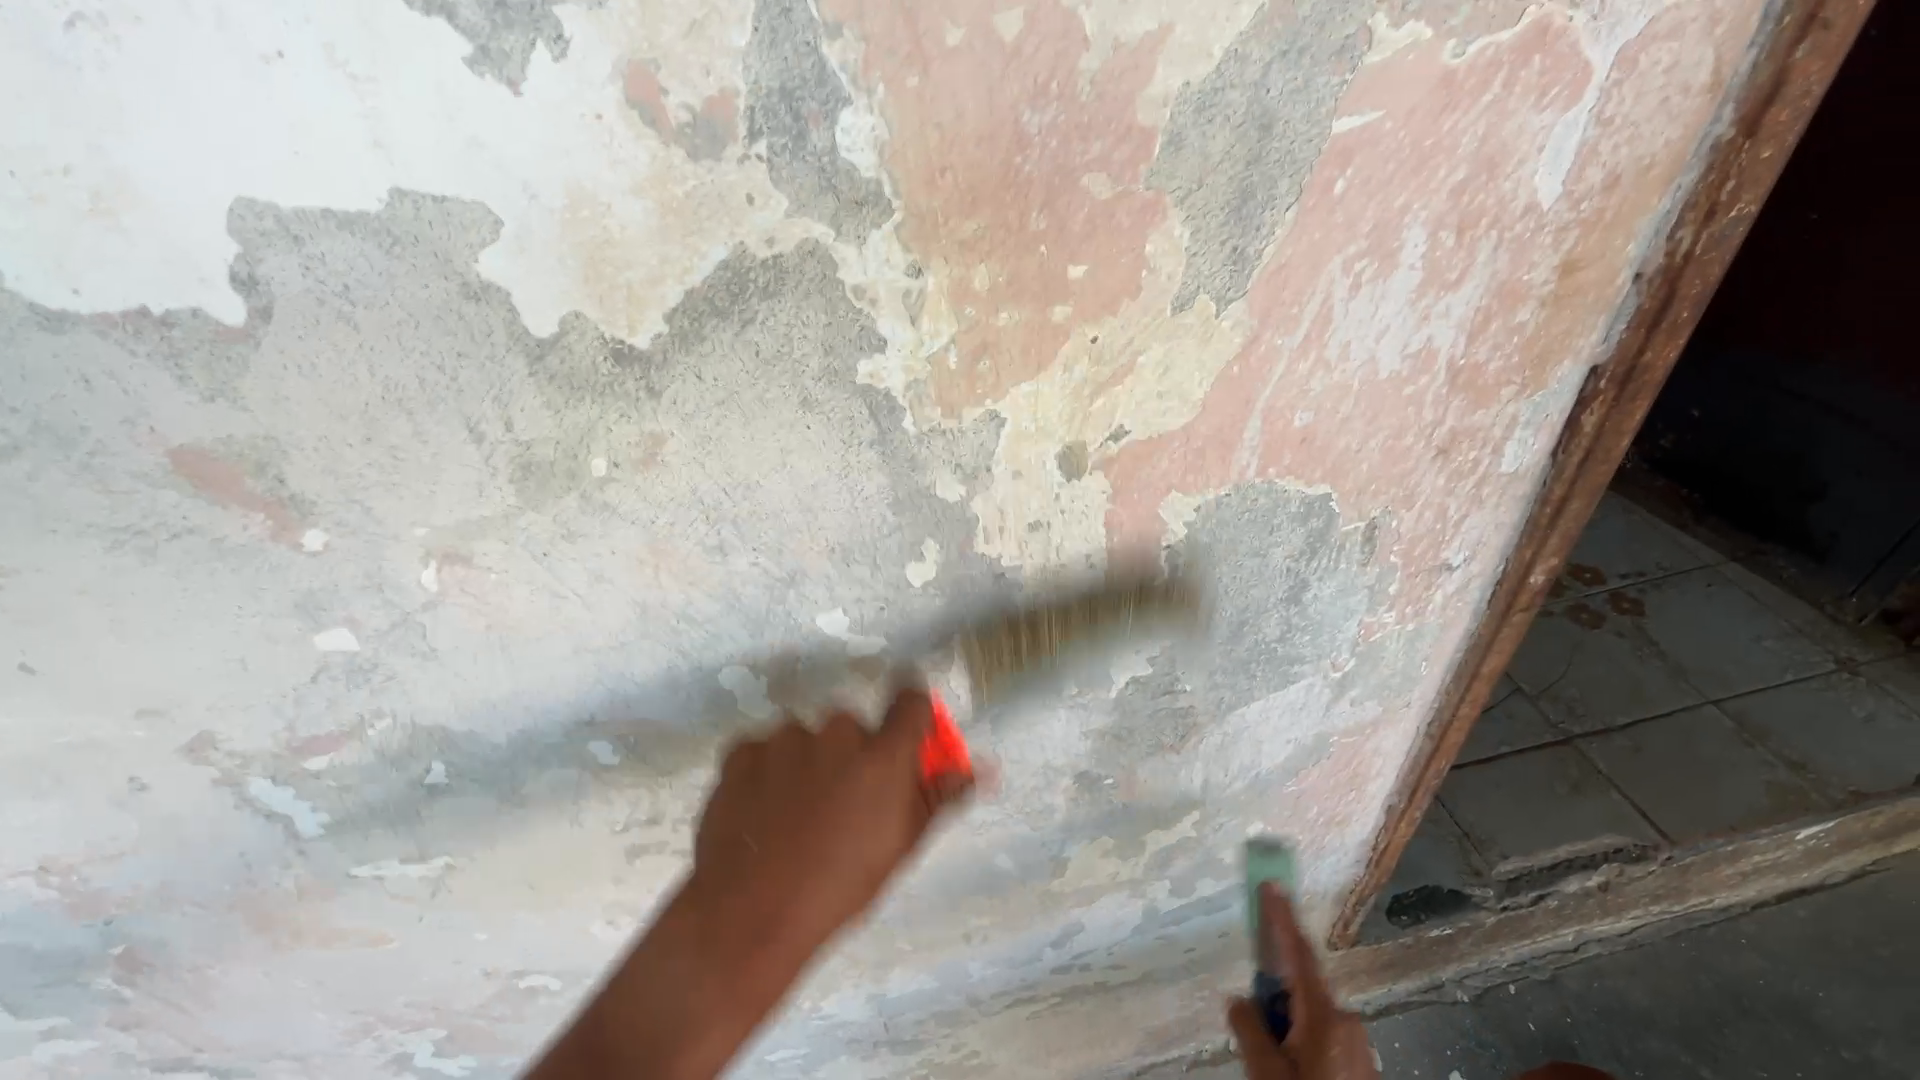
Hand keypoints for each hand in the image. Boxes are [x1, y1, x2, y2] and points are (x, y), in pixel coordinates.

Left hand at [685, 687, 972, 970]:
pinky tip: (761, 814)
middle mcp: (838, 730)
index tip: (904, 738)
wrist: (750, 913)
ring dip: (806, 762)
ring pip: (806, 739)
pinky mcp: (742, 748)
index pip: (912, 700)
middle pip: (853, 726)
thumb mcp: (903, 845)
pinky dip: (766, 773)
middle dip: (851, 754)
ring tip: (795, 816)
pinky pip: (763, 750)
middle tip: (842, 804)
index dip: (910, 715)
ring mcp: (785, 736)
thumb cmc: (841, 885)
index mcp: (885, 754)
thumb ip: (942, 795)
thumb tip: (986, 767)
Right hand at [1227, 884, 1378, 1079]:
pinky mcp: (1359, 1064)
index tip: (1271, 884)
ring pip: (1309, 1016)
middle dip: (1273, 994)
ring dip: (1285, 1024)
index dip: (1282, 917)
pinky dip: (1298, 1039)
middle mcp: (1347, 1021)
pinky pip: (1321, 1036)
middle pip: (1300, 988)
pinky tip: (1287, 1067)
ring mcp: (1357, 1044)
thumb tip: (1240, 1000)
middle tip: (1254, 1026)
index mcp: (1324, 1017)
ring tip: (1269, 1062)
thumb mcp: (1266, 1075)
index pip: (1298, 954)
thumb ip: (1250, 1030)